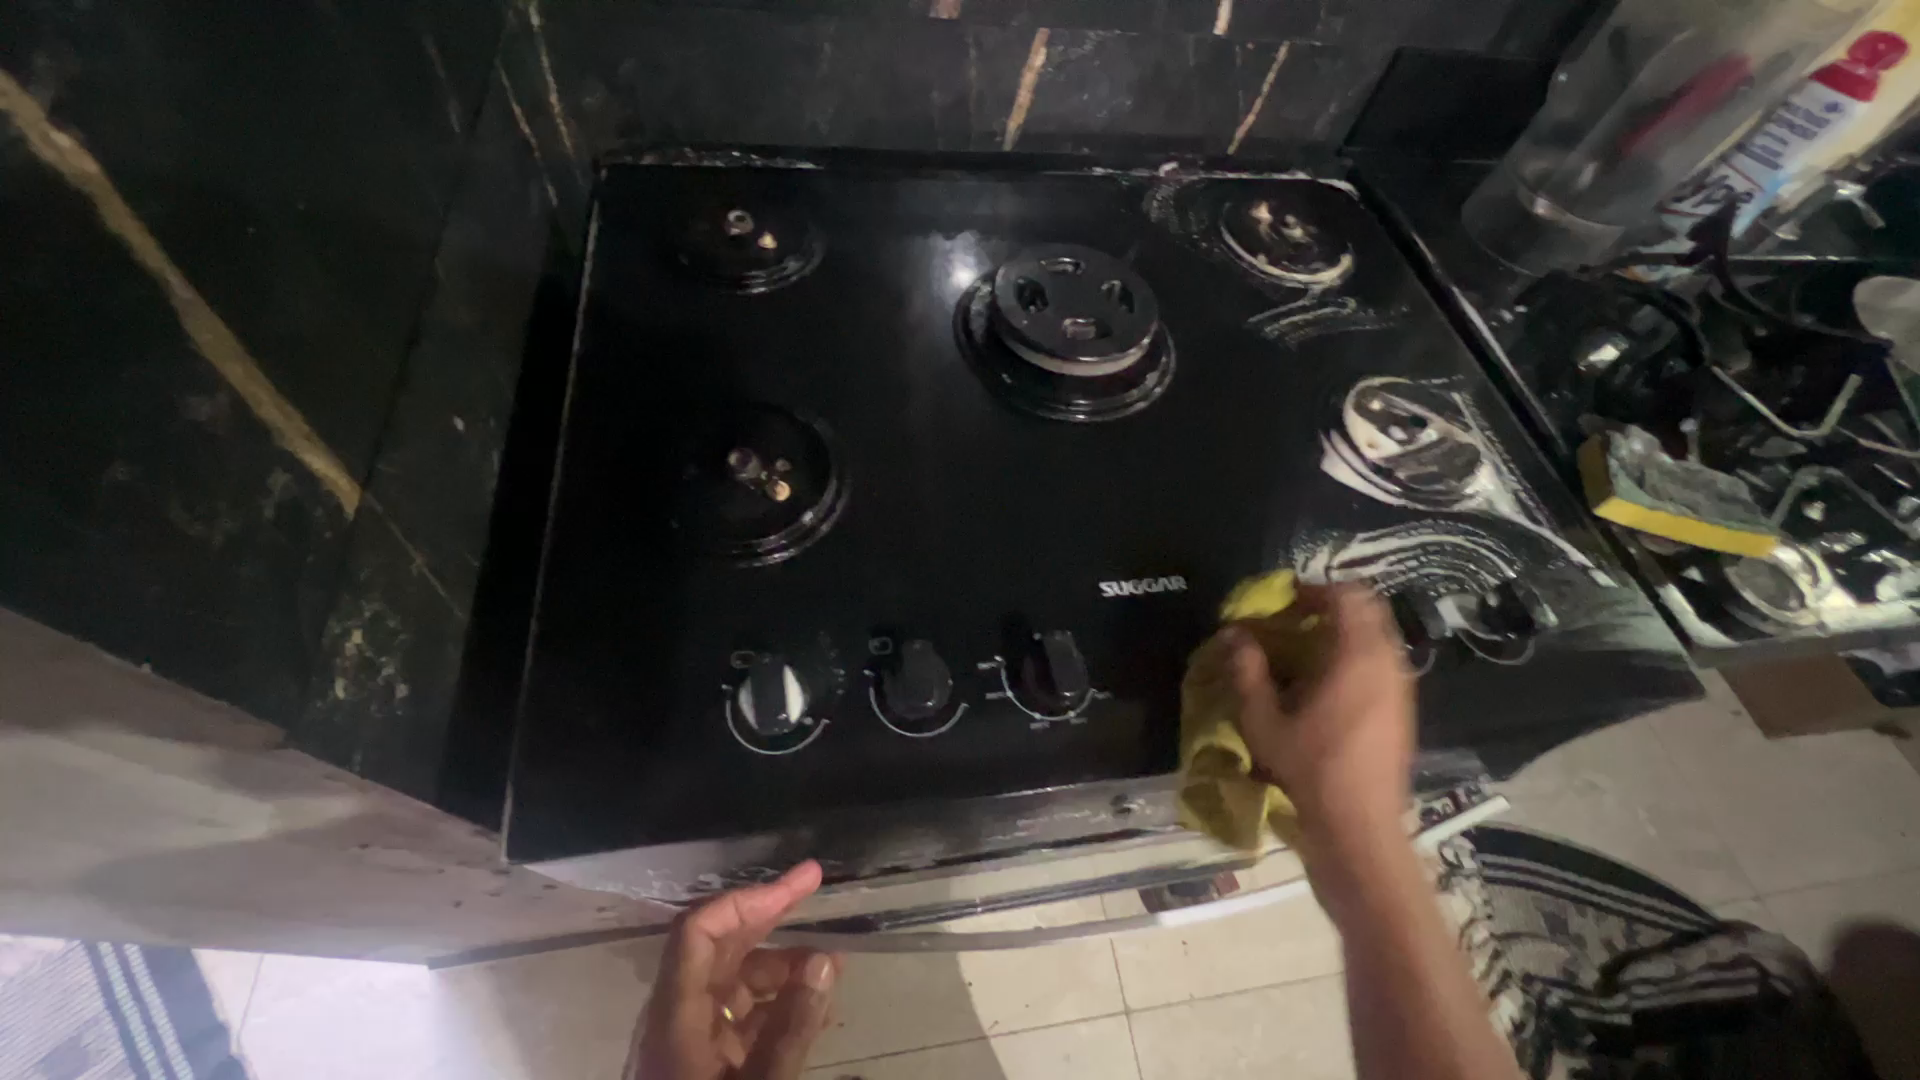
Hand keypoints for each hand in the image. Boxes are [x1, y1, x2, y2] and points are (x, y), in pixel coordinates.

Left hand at [629, 861, 840, 1079]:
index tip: (798, 887)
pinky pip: (736, 1017)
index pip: (698, 931)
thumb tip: (823, 962)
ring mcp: (685, 1045)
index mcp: (674, 1018)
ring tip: (831, 968)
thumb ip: (791, 1028)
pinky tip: (813, 1013)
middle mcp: (674, 1020)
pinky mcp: (698, 1067)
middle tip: (815, 887)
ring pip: (731, 982)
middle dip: (769, 916)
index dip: (746, 900)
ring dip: (781, 966)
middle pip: (716, 947)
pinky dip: (774, 1005)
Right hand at [1224, 582, 1415, 849]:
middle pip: (1367, 611)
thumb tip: (1233, 634)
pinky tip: (1323, 686)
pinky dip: (1354, 657)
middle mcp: (1388, 664)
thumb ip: (1247, 671)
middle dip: (1328, 609)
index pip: (1348, 595)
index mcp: (1357, 657)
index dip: (1314, 589)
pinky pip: (1381, 663)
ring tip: (1303, 652)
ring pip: (1377, 638)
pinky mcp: (1403, 710)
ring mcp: (1401, 688)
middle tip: (1291, 622)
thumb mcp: (1263, 719)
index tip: (1283, 601)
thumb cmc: (1310, 768)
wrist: (1360, 826)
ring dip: (1342, 634)